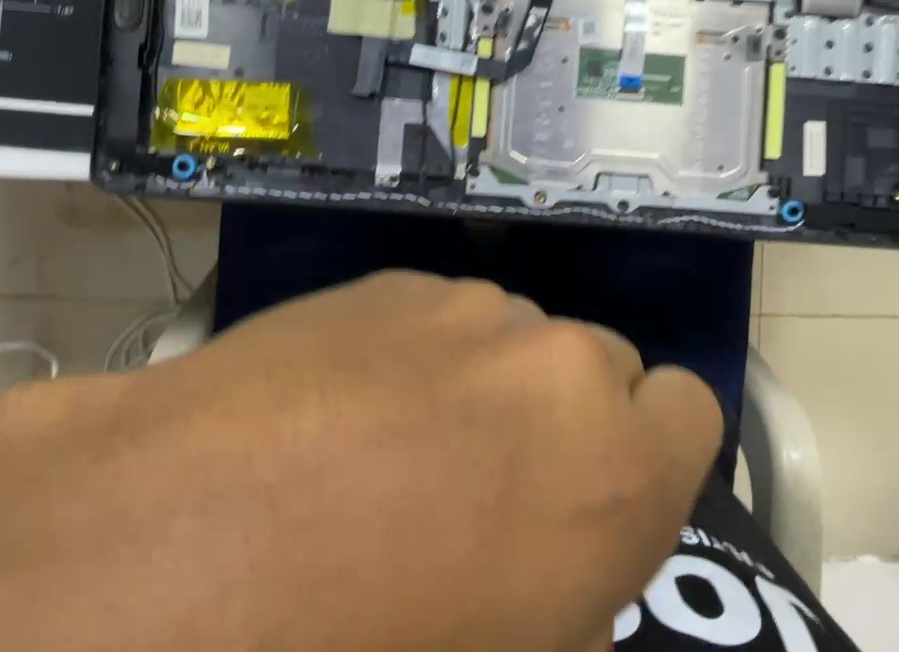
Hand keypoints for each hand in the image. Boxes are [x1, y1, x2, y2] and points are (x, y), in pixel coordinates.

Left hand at [92, 272, 723, 650]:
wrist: (205, 534)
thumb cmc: (379, 633)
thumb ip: (572, 607)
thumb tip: (564, 589)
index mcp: (617, 465)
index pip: (692, 411)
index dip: (650, 448)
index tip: (598, 487)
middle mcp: (557, 362)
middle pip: (600, 364)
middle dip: (564, 413)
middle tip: (487, 475)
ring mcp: (469, 309)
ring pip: (514, 335)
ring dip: (485, 377)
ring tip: (396, 440)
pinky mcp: (389, 282)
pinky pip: (437, 314)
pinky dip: (415, 350)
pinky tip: (342, 403)